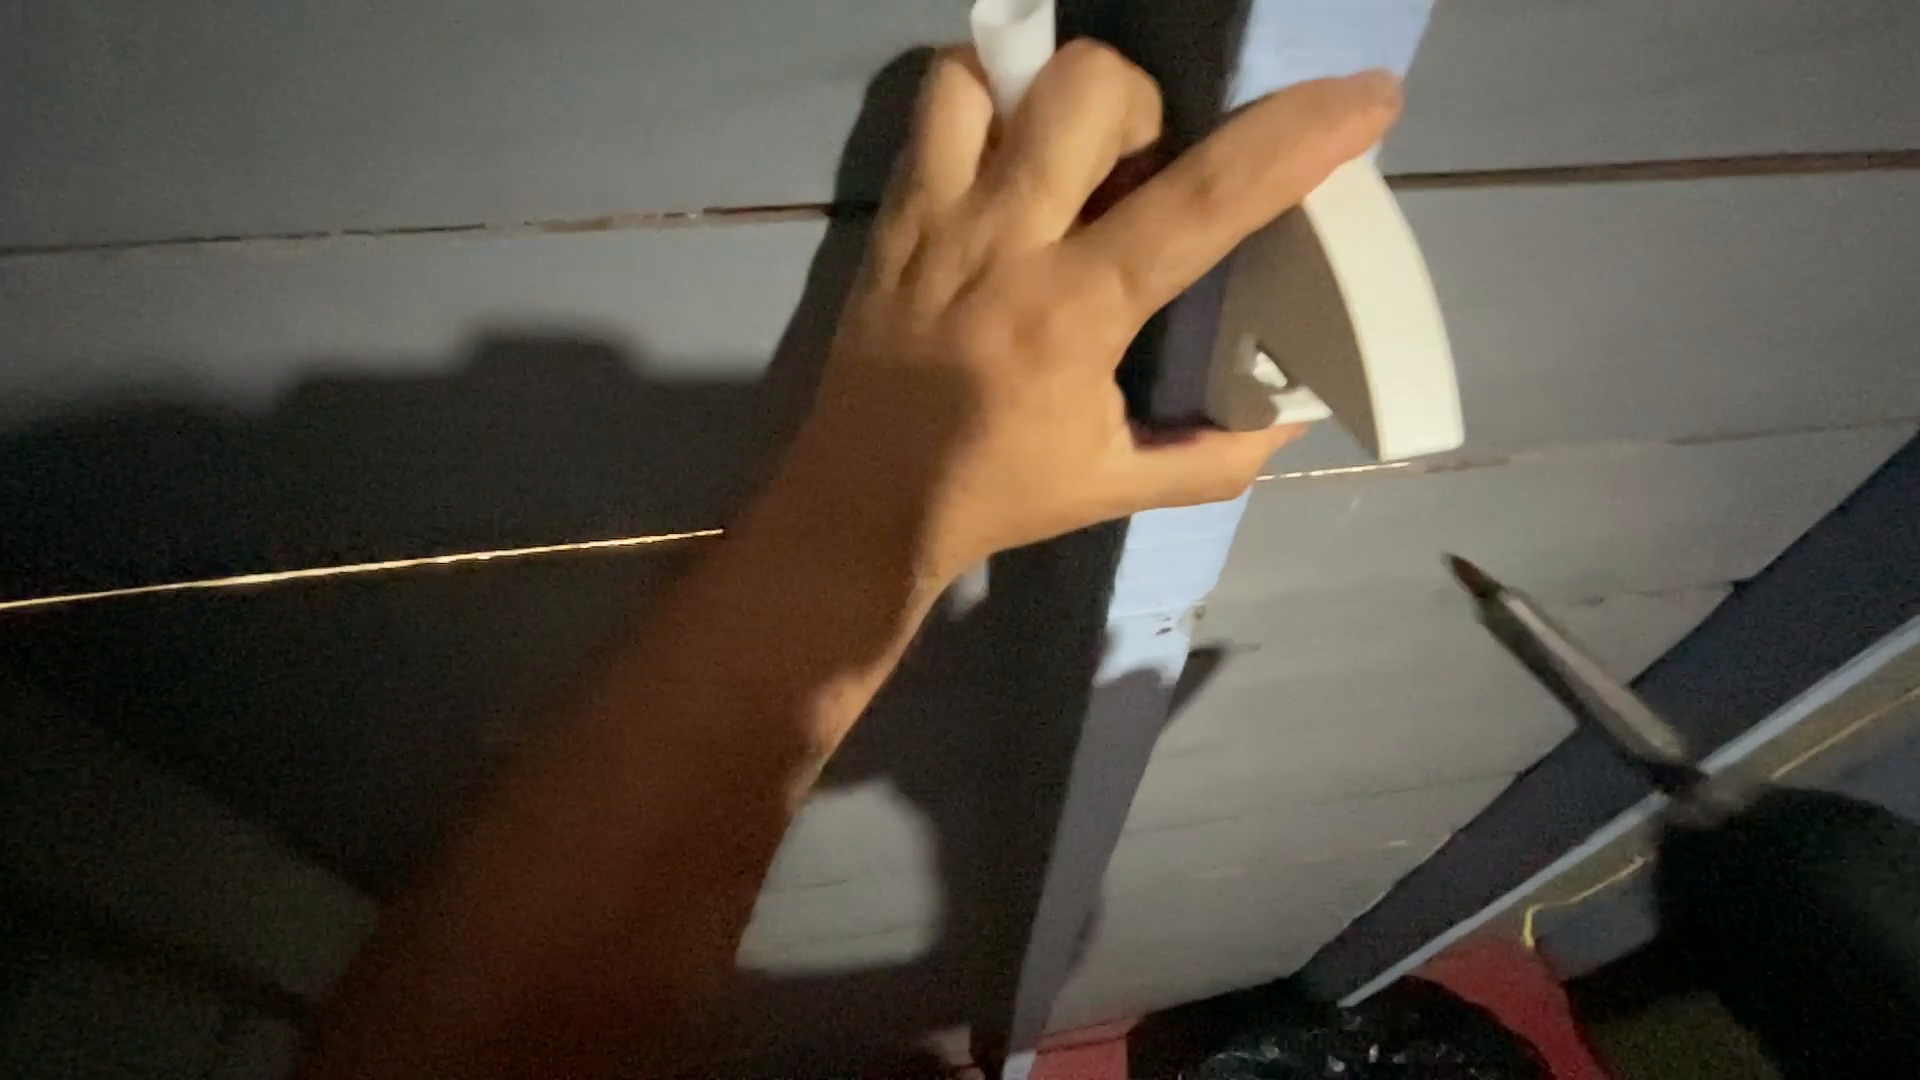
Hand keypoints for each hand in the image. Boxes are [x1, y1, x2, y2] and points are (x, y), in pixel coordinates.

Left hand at [773, 43, 1401, 582]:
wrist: (860, 507)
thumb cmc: (989, 499)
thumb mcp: (1112, 488)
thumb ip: (1210, 459)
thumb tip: (1286, 424)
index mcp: (1073, 315)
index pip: (1203, 201)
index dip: (1297, 137)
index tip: (1365, 100)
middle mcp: (1003, 247)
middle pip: (1091, 89)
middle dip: (1145, 110)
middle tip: (1139, 175)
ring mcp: (934, 226)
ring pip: (997, 78)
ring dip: (1052, 95)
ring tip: (1061, 160)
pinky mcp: (888, 226)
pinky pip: (931, 113)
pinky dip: (979, 104)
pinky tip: (997, 164)